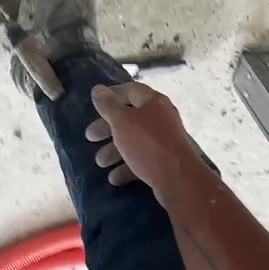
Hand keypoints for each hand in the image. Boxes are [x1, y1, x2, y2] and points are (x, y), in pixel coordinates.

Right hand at [85, 81, 203, 192]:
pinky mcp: (165, 162)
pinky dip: (127, 166)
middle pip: (130, 117)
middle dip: (108, 128)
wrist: (178, 180)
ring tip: (100, 162)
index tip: (95, 105)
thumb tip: (97, 89)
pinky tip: (114, 178)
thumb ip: (108, 106)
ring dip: (114, 150)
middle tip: (90, 137)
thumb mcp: (122, 122)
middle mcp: (160, 117)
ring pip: (134, 140)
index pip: (130, 90)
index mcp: (153, 102)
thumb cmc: (147, 144)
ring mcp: (164, 140)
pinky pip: (142, 159)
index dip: (111, 95)